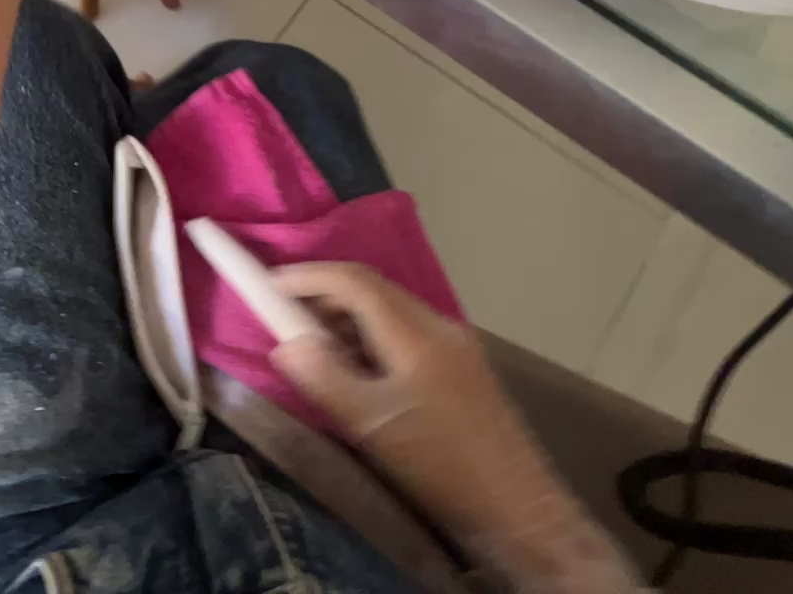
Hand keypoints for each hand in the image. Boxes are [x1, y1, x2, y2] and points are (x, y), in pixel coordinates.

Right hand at [271, 264, 644, 590]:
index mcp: (416, 333)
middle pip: (371, 288)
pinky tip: (356, 367)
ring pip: (387, 308)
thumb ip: (322, 377)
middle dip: (323, 294)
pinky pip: (404, 330)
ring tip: (314, 345)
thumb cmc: (440, 465)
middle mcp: (438, 325)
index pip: (353, 280)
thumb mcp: (369, 424)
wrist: (523, 516)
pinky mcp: (461, 366)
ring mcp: (455, 344)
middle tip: (285, 317)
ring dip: (345, 315)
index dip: (307, 276)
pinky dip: (369, 334)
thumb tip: (284, 344)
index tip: (268, 285)